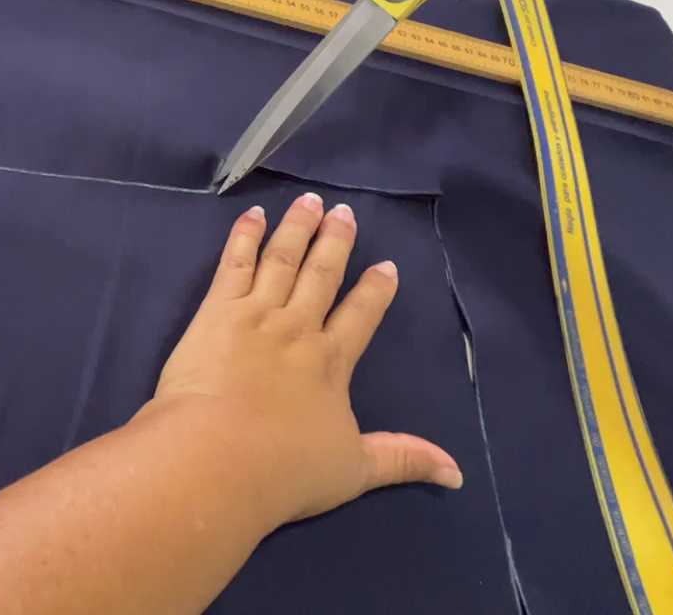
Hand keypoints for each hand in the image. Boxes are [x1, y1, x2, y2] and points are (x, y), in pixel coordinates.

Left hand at [140, 196, 462, 528]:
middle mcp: (297, 328)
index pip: (360, 316)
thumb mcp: (353, 469)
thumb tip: (457, 471)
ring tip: (309, 202)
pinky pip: (234, 262)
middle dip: (336, 242)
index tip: (386, 265)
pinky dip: (245, 236)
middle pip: (321, 275)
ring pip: (282, 259)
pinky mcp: (216, 309)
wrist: (217, 452)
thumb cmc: (284, 467)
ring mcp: (255, 313)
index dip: (375, 290)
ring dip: (297, 228)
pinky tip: (253, 215)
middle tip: (345, 212)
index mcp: (331, 362)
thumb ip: (402, 458)